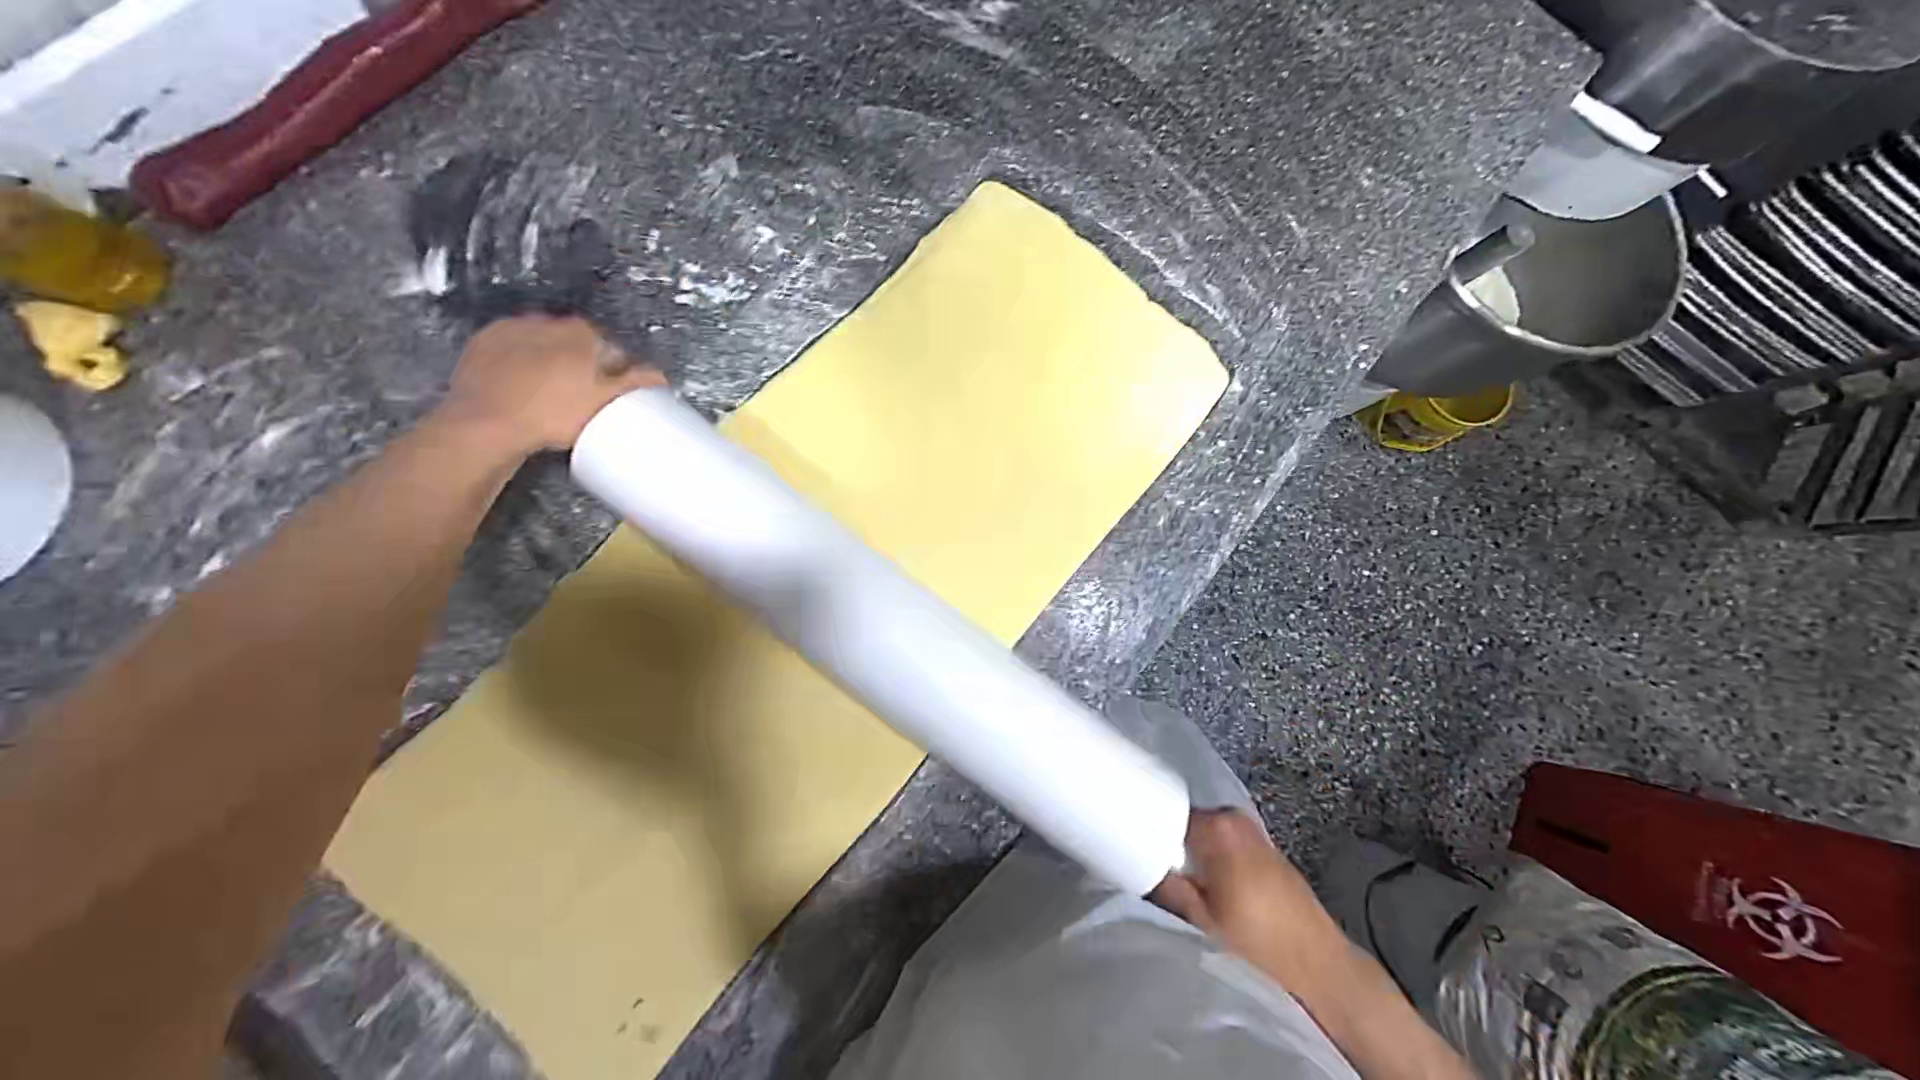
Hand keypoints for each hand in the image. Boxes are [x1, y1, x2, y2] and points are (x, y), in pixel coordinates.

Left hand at [436, 314, 664, 455]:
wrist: (486, 424)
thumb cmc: (551, 414)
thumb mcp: (603, 403)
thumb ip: (634, 384)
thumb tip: (660, 375)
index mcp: (581, 333)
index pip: (610, 345)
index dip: (614, 369)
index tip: (611, 389)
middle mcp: (547, 322)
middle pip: (576, 341)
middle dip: (582, 362)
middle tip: (582, 394)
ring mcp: (511, 329)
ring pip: (543, 343)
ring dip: (550, 360)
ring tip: (551, 393)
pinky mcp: (483, 342)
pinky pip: (512, 347)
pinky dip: (520, 361)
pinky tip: (523, 385)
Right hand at [1153, 809, 1350, 991]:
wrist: (1318, 962)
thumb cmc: (1258, 941)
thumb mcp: (1201, 919)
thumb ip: (1168, 885)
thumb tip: (1144, 864)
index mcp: (1217, 827)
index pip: (1169, 814)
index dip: (1154, 833)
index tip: (1143, 849)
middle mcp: (1235, 819)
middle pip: (1188, 822)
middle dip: (1176, 843)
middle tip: (1165, 871)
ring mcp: (1253, 831)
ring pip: (1208, 833)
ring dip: (1197, 851)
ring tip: (1189, 881)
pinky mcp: (1266, 847)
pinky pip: (1227, 841)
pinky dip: (1217, 856)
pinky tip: (1214, 884)